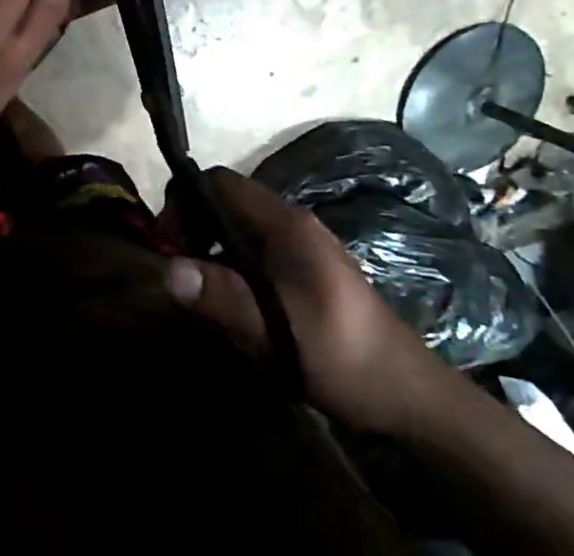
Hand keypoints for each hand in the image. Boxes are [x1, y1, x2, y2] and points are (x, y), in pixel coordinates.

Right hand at [165, 168, 453, 430]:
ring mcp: (302, 244)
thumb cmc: (342, 357)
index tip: (168, 242)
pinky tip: (229, 298)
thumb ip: (222, 298)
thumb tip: (167, 270)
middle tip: (177, 269)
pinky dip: (231, 262)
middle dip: (193, 226)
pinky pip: (256, 248)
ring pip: (240, 226)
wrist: (406, 391)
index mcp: (286, 224)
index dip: (186, 201)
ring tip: (196, 287)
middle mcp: (292, 222)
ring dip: (211, 247)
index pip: (222, 182)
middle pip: (228, 201)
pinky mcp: (306, 266)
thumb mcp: (275, 334)